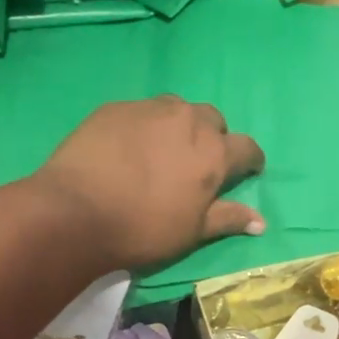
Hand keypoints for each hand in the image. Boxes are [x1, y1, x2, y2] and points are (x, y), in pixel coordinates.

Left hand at [30, 96, 266, 271]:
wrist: (77, 211)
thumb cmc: (144, 228)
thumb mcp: (192, 231)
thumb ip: (228, 219)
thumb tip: (262, 221)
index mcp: (213, 152)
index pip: (247, 147)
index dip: (250, 161)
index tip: (247, 172)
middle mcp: (187, 120)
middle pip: (212, 119)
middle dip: (213, 137)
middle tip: (198, 163)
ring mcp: (149, 109)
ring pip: (176, 109)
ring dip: (179, 126)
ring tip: (164, 152)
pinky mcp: (115, 107)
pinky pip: (141, 112)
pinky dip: (145, 127)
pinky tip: (129, 150)